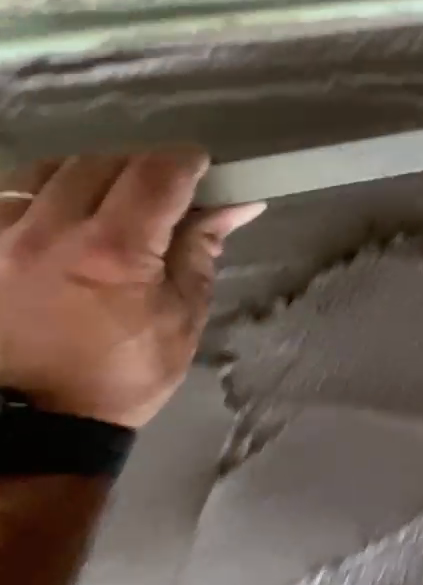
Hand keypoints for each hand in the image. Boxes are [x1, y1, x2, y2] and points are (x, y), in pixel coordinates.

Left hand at [0, 151, 263, 428]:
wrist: (32, 422)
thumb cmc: (125, 369)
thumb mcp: (184, 310)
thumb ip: (201, 246)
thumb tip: (237, 203)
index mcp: (113, 252)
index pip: (156, 172)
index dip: (187, 162)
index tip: (205, 170)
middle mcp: (44, 236)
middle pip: (100, 163)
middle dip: (140, 169)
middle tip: (164, 193)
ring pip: (42, 172)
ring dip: (84, 177)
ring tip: (106, 204)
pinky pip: (4, 200)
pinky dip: (39, 198)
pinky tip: (59, 222)